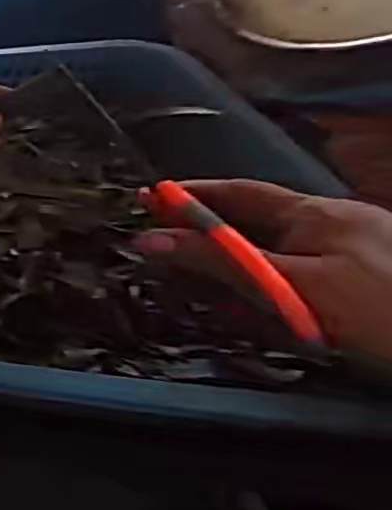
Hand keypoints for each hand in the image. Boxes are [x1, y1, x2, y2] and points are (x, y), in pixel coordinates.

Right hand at [134, 180, 391, 361]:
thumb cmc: (385, 312)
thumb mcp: (290, 287)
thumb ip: (216, 260)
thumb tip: (147, 239)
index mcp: (319, 215)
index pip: (236, 192)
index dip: (187, 194)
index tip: (143, 200)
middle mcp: (338, 226)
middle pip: (250, 226)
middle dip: (204, 243)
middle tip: (165, 261)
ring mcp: (357, 257)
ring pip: (271, 257)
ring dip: (235, 276)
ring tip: (217, 301)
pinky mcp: (367, 286)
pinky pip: (298, 279)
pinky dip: (269, 293)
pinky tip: (265, 317)